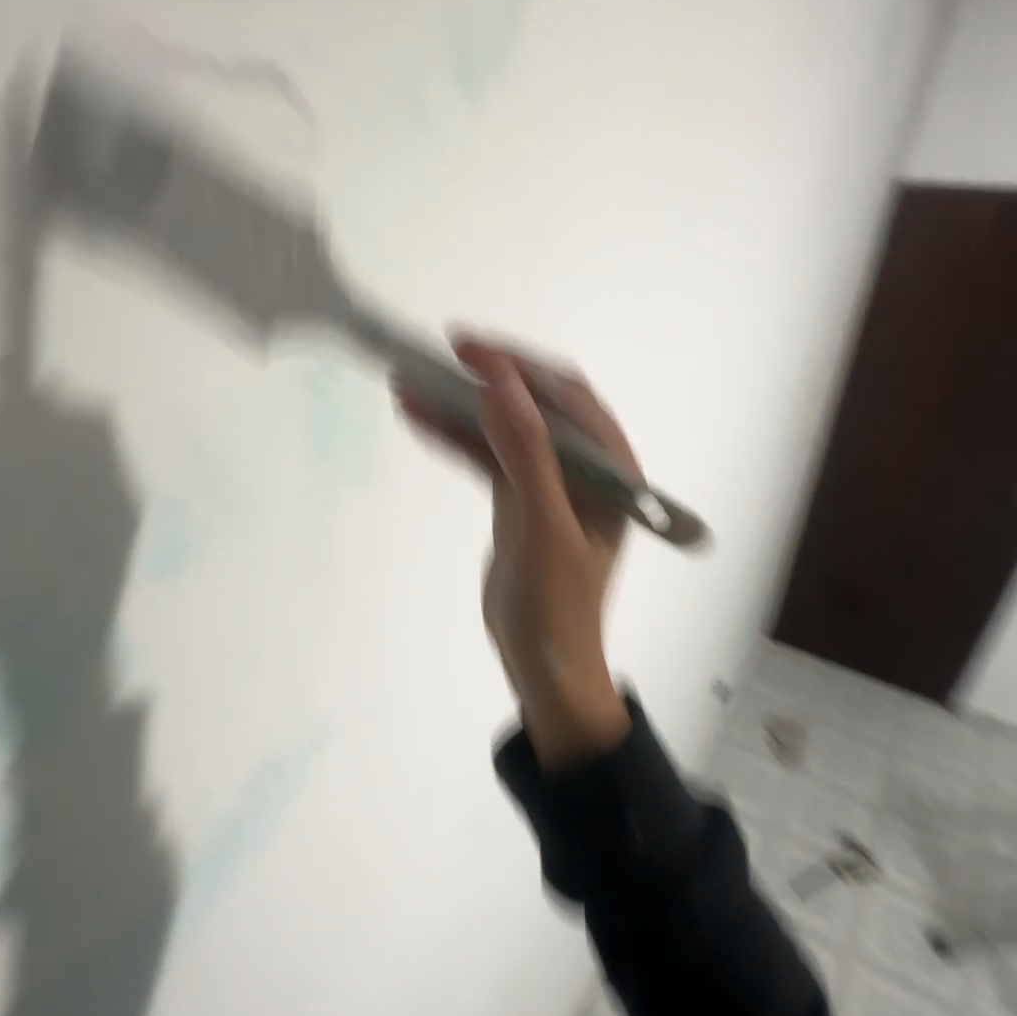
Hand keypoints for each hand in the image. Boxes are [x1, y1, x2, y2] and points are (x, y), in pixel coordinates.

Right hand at [394, 331, 635, 770]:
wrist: (542, 665)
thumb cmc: (556, 605)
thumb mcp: (543, 527)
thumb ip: (526, 453)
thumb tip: (503, 382)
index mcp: (610, 468)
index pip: (567, 398)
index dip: (518, 367)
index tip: (467, 350)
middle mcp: (584, 466)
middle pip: (532, 405)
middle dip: (483, 381)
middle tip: (430, 359)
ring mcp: (549, 482)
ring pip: (503, 429)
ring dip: (460, 408)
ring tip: (406, 386)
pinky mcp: (519, 499)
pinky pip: (487, 457)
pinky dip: (456, 438)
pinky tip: (419, 420)